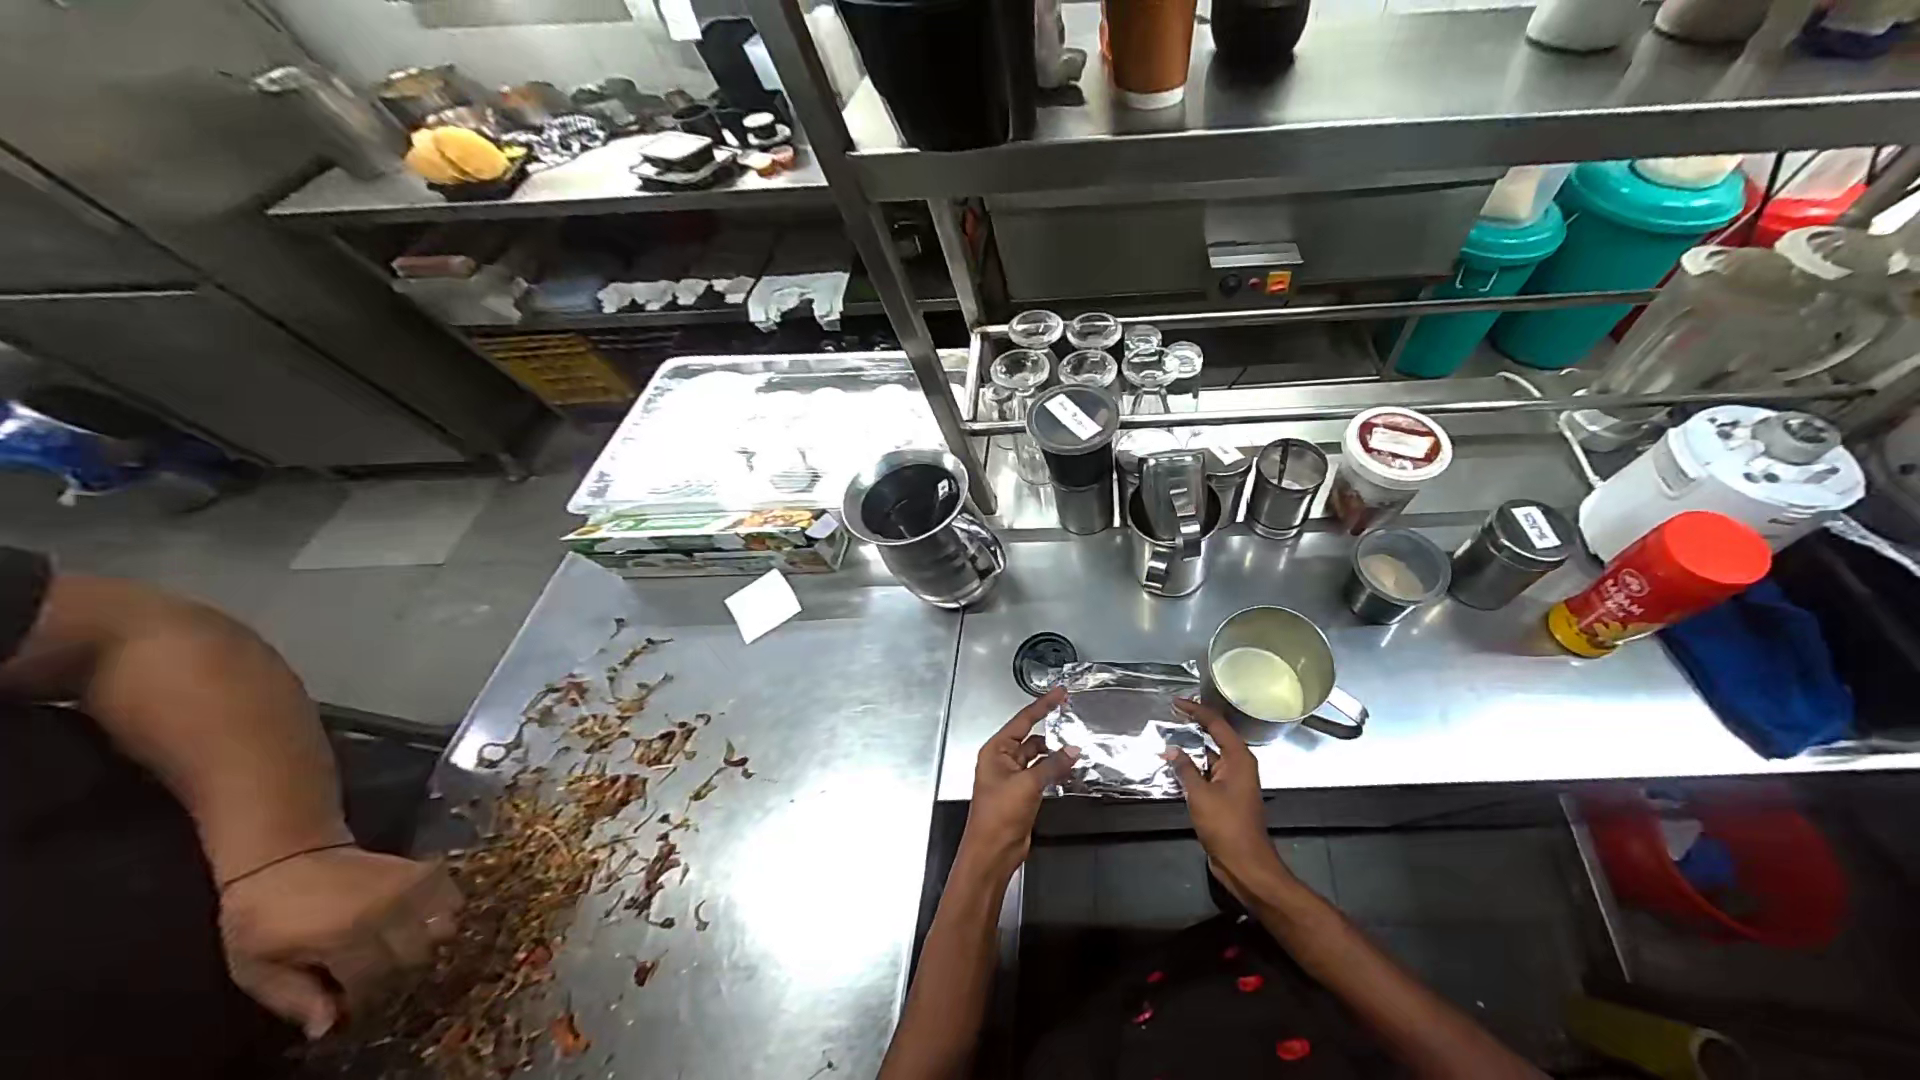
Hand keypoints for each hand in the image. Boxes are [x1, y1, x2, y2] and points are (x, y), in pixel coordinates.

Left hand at [219, 845, 461, 1038]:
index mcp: (343, 937)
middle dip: (400, 974)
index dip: (364, 1001)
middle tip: (380, 978)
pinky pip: (453, 897)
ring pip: (445, 926)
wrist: (285, 859)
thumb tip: (329, 1025)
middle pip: (417, 957)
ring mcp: (410, 886)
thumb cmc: (262, 920)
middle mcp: (387, 910)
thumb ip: (294, 999)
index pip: (375, 983)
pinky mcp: (423, 870)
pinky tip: (423, 922)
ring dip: (429, 943)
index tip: (353, 1004)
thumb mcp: (258, 970)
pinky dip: (444, 914)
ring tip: (407, 950)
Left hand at [961, 687, 1078, 875]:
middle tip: (1073, 722)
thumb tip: (1072, 750)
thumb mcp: (1028, 785)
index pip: (1022, 720)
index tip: (1059, 694)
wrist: (993, 852)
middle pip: (1031, 737)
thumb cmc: (998, 816)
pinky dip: (1054, 770)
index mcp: (995, 750)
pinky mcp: (1022, 793)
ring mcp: (1012, 777)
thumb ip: (1052, 765)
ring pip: (1038, 757)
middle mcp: (1002, 760)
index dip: (1042, 705)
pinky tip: (1069, 769)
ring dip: (1055, 754)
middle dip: (1051, 733)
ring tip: (1077, 748)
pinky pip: (1041, 774)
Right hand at [1163, 699, 1290, 900]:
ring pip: (1210, 755)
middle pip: (1215, 736)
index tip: (1176, 702)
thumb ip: (1184, 768)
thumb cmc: (1226, 825)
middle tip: (1170, 715)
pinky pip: (1207, 772)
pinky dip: (1192, 766)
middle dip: (1193, 724)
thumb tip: (1171, 750)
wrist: (1245, 864)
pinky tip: (1175, 766)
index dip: (1196, 710)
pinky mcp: (1226, 796)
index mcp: (1239, 758)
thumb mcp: (1200, 794)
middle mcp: (1239, 765)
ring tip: (1167, 737)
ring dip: (1190, 748)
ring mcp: (1233, 781)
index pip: (1216, 723)